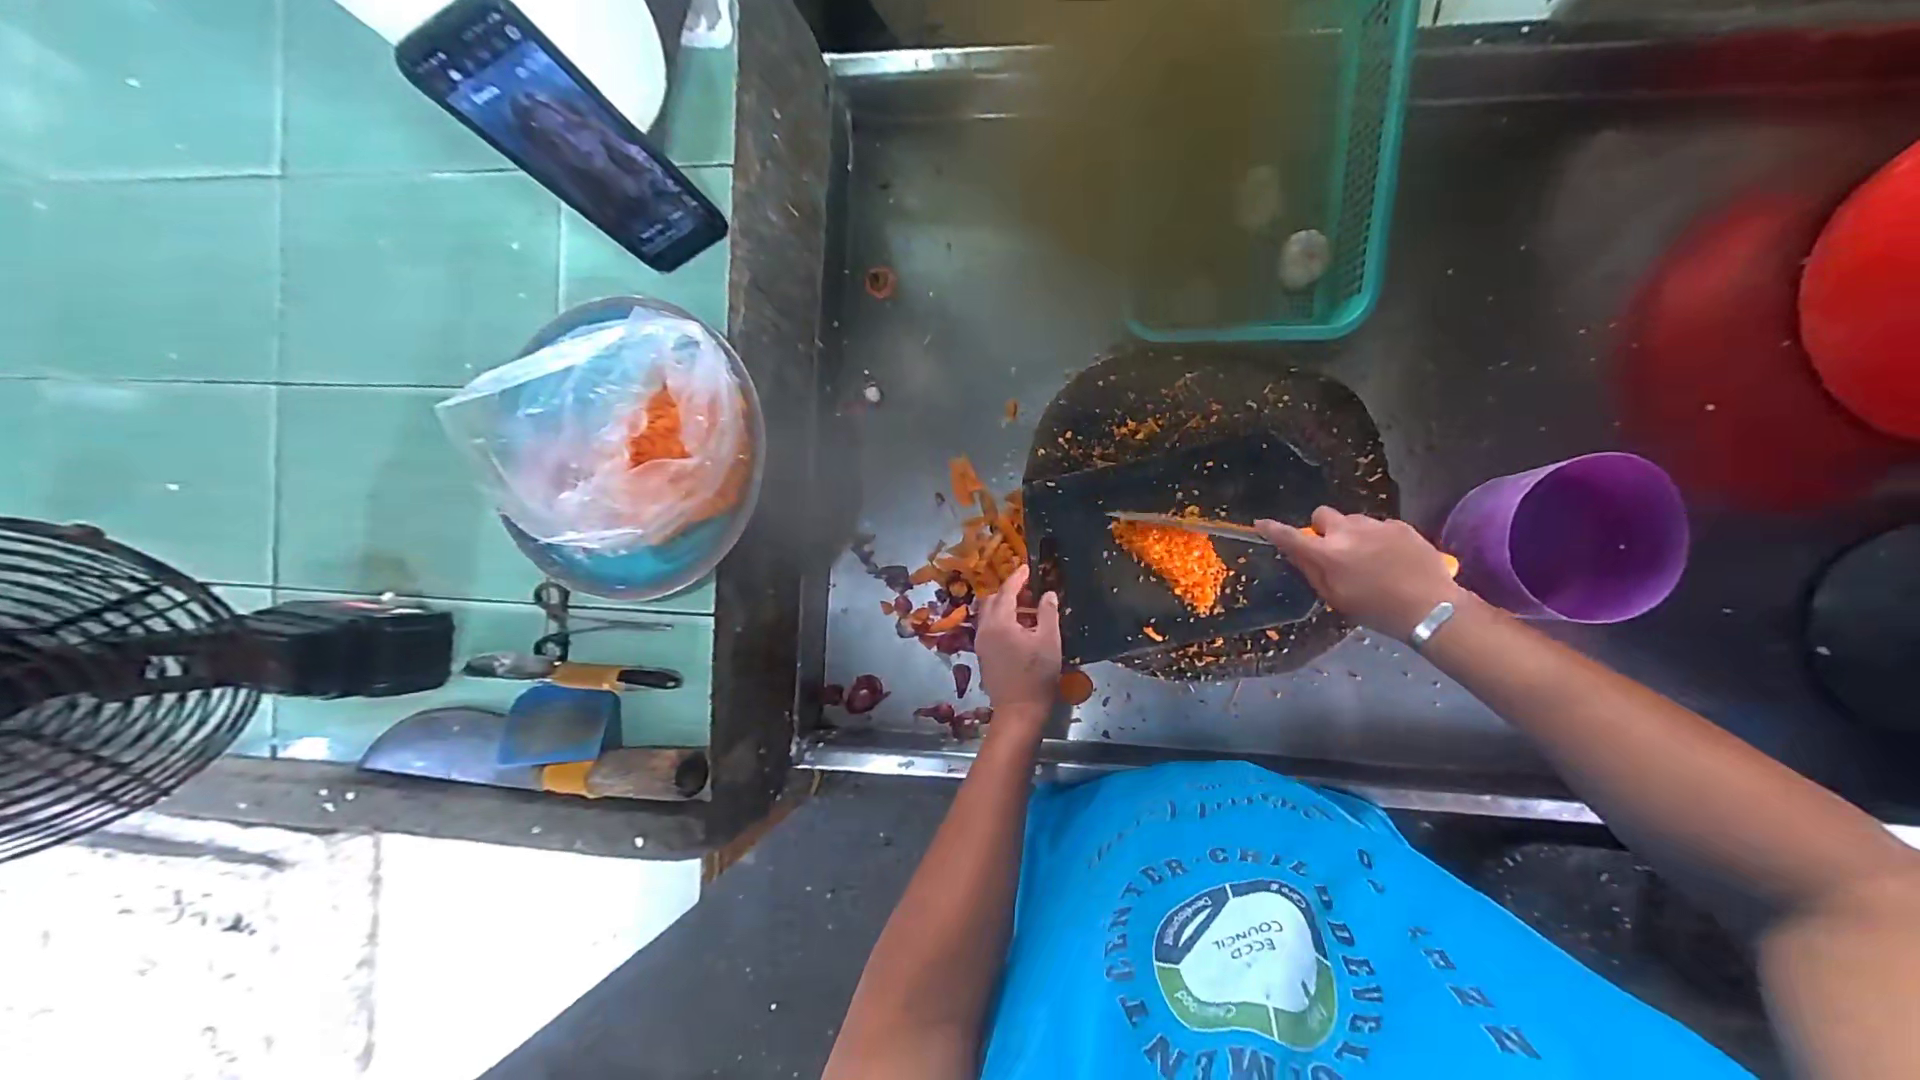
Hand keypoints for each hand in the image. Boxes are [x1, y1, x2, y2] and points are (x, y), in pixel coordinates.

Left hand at [975, 565, 1061, 724]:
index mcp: (1000, 623)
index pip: (1007, 591)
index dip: (1018, 577)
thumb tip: (1047, 594)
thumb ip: (1047, 613)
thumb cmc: (1037, 675)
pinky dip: (1001, 619)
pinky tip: (1019, 626)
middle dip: (1009, 590)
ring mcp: (981, 642)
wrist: (1019, 710)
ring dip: (1005, 606)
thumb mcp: (1049, 641)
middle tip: (1029, 586)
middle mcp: (985, 629)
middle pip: (993, 600)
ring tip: (1027, 606)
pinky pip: (989, 627)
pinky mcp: (983, 654)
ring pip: (989, 614)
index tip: (1028, 567)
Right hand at [1256, 507, 1462, 640]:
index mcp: (1327, 554)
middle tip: (1333, 548)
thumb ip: (1311, 571)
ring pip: (1352, 520)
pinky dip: (1377, 537)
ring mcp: (1376, 526)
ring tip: (1367, 556)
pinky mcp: (1400, 526)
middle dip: (1322, 528)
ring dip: (1351, 533)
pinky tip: (1390, 557)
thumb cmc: (1376, 610)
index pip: (1290, 536)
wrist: (1431, 607)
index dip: (1272, 529)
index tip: (1261, 523)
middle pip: (1322, 515)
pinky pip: (1378, 525)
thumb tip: (1294, 551)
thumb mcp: (1335, 597)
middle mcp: (1347, 532)